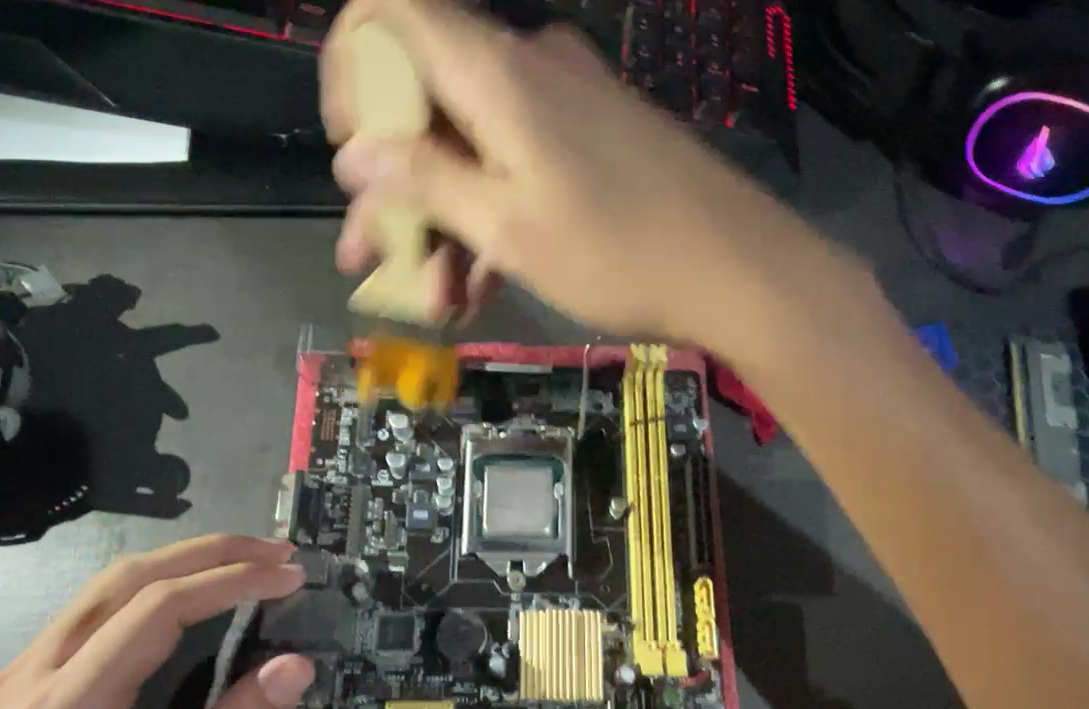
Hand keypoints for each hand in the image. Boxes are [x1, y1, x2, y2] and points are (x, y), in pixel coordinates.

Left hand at [0, 535, 312, 708]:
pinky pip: (77, 629)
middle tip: (274, 550)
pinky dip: (138, 604)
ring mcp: (4, 689)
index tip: (291, 572)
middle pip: (119, 582)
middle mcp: (22, 681)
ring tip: (239, 568)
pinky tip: (176, 616)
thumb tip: (294, 666)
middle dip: (203, 554)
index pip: (156, 610)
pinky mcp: (3, 705)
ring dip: (171, 572)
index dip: (231, 580)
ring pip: (93, 598)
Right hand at [323, 0, 843, 344]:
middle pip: (427, 104)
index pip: (391, 11)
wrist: (740, 272)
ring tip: (434, 301)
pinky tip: (478, 289)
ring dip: (441, 224)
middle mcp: (528, 71)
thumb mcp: (508, 227)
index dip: (351, 68)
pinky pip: (517, 169)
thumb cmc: (619, 253)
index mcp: (497, 73)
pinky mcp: (593, 146)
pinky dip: (490, 222)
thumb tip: (355, 155)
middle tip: (368, 261)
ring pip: (472, 150)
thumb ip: (426, 182)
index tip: (348, 145)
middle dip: (391, 188)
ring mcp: (566, 109)